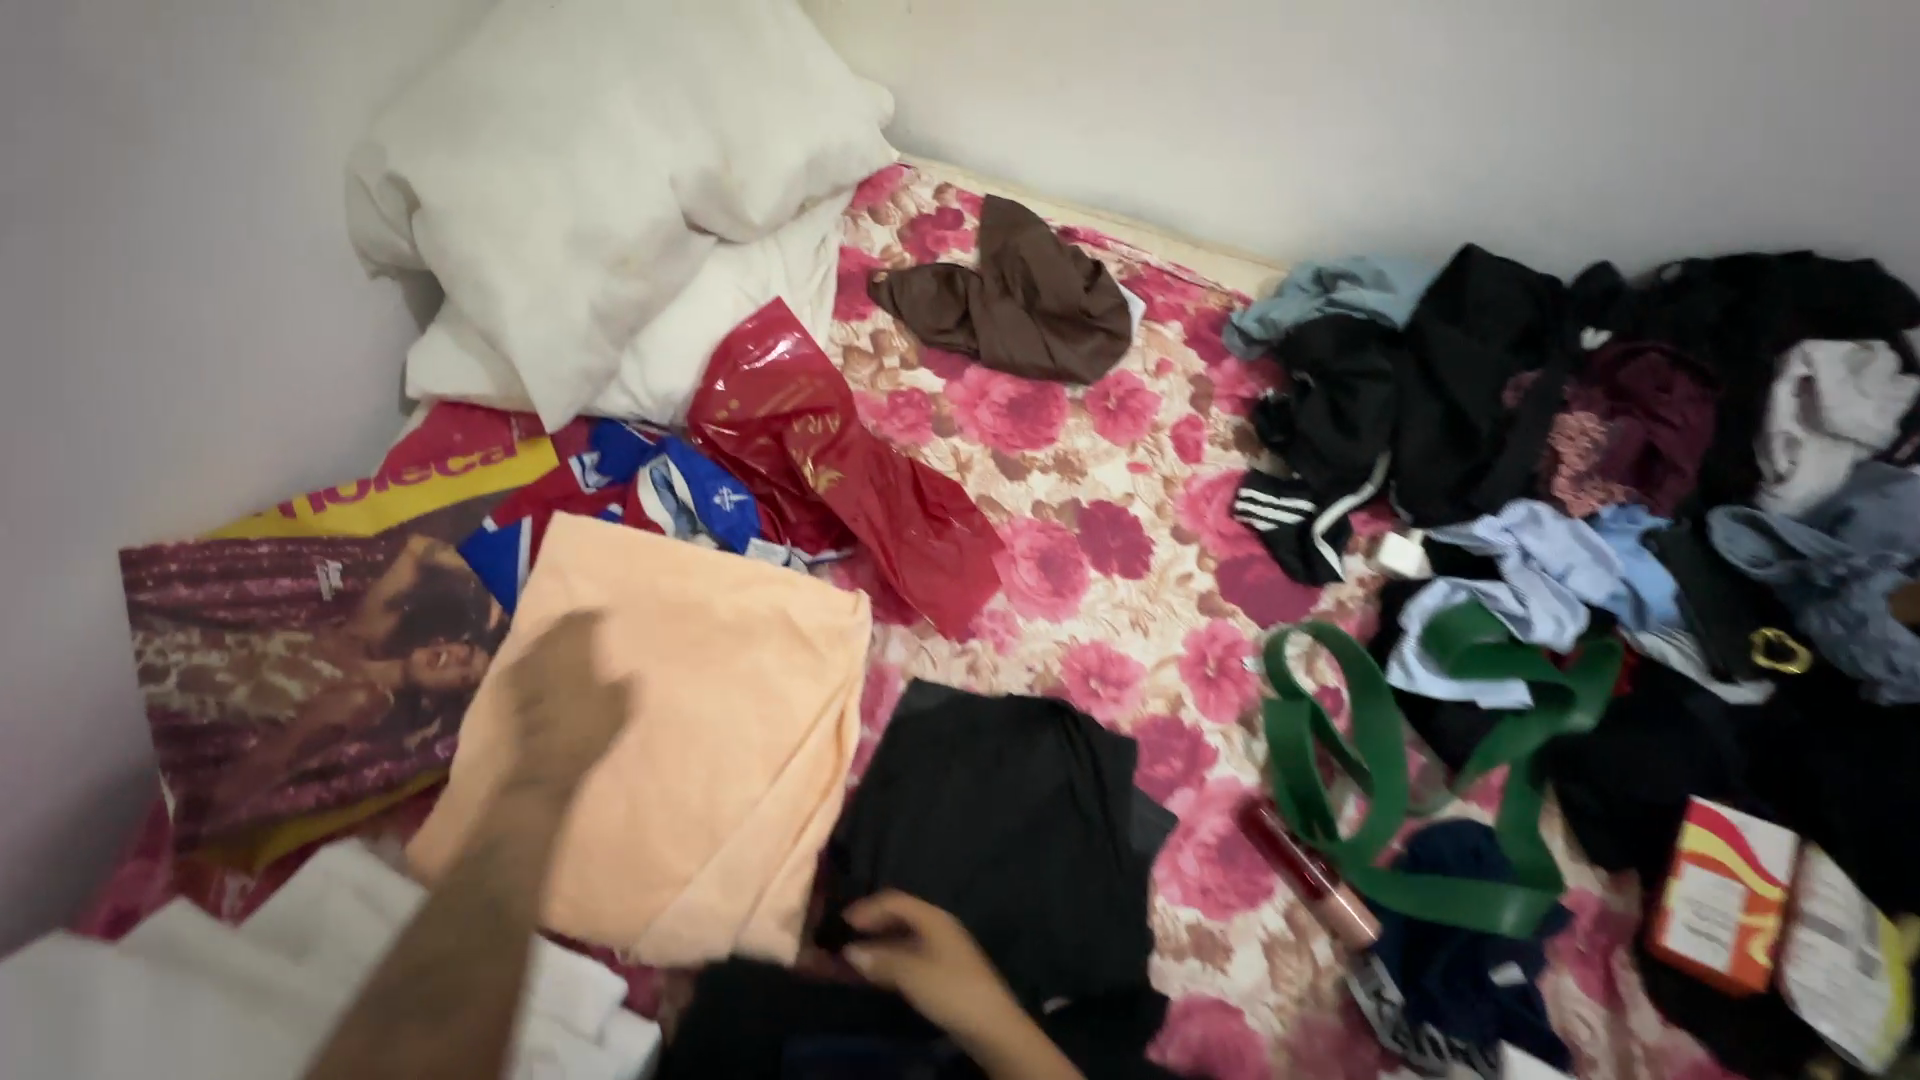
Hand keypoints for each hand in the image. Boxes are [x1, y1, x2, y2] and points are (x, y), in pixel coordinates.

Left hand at [504, 611, 631, 796]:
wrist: (547, 764)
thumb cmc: (589, 732)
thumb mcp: (621, 708)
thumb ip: (624, 686)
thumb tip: (629, 675)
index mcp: (574, 655)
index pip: (579, 622)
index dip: (592, 615)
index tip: (604, 614)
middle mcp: (547, 657)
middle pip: (554, 629)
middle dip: (569, 623)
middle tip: (584, 623)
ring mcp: (526, 673)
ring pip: (536, 643)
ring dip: (550, 638)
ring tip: (563, 640)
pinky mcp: (514, 691)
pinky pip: (524, 662)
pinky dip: (534, 657)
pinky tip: (540, 662)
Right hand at [842, 891, 1022, 1041]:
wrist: (991, 1024)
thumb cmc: (951, 989)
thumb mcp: (912, 973)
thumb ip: (881, 960)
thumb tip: (851, 951)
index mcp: (933, 918)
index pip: (895, 901)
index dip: (868, 908)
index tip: (843, 921)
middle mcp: (937, 928)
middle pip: (899, 917)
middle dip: (871, 926)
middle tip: (843, 937)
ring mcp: (940, 950)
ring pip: (902, 940)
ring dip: (877, 946)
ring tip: (851, 958)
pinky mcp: (941, 972)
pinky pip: (908, 958)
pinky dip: (888, 962)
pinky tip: (874, 973)